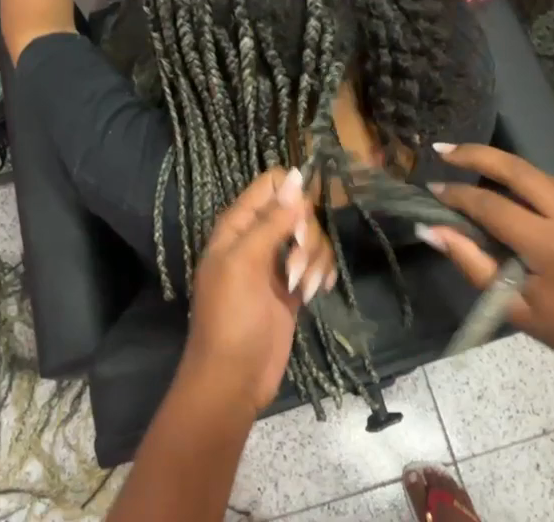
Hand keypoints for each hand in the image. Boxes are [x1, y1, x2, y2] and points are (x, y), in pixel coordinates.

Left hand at [183, 169, 335, 414]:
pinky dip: (321, 273)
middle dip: (306, 236)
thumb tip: (297, 175)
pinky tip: (317, 292)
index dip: (293, 196)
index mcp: (237, 225)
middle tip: (294, 267)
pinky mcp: (293, 288)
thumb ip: (272, 220)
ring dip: (315, 260)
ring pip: (311, 238)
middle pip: (298, 211)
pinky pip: (317, 264)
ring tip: (302, 289)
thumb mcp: (246, 263)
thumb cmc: (231, 317)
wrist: (233, 378)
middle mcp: (257, 238)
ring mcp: (276, 264)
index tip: (300, 223)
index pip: (272, 184)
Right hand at [422, 144, 553, 371]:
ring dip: (509, 178)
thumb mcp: (510, 304)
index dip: (458, 195)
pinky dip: (539, 192)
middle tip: (444, 150)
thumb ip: (469, 261)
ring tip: (484, 189)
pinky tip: (531, 210)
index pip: (492, 206)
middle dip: (476, 155)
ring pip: (539, 175)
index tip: (432, 189)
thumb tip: (429, 228)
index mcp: (552, 246)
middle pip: (517, 169)